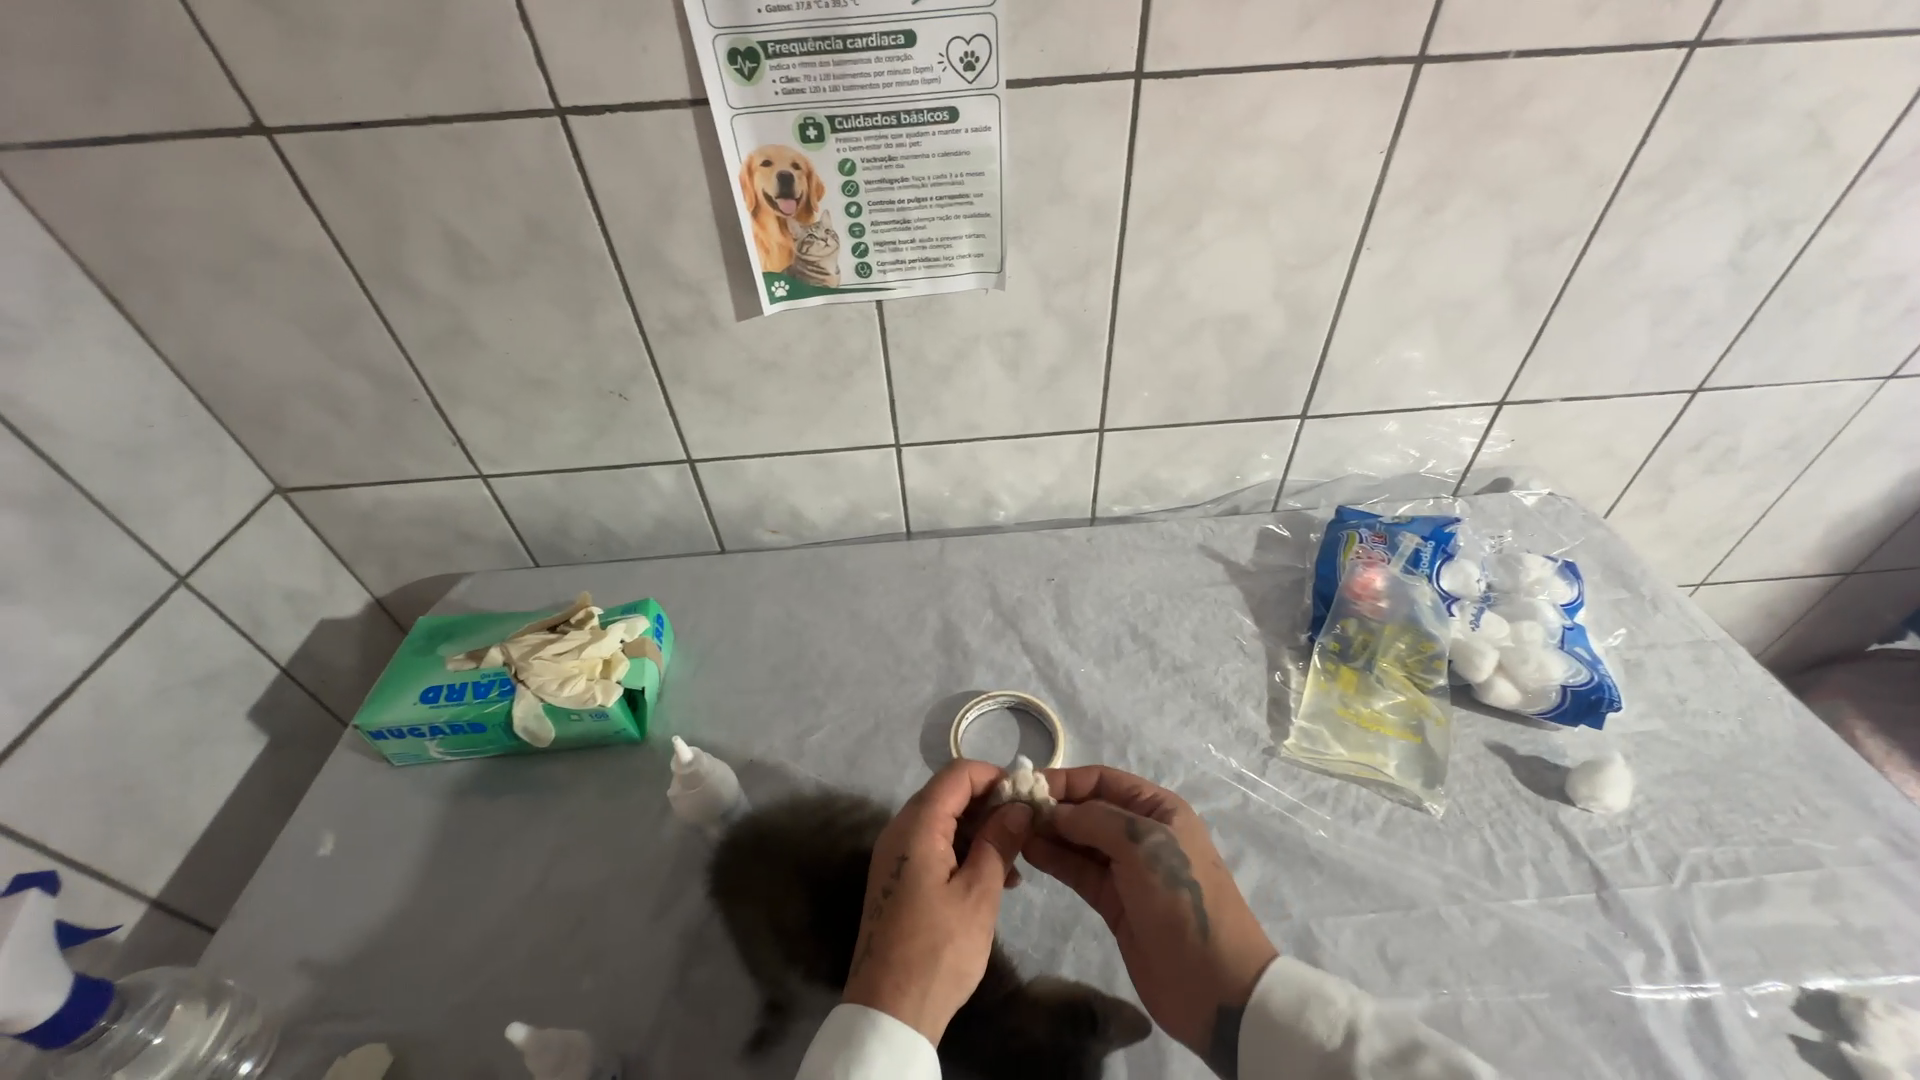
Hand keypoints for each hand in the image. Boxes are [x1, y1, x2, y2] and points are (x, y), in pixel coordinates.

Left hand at [842, 760, 1035, 1042]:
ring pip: (944, 822)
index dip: (994, 776)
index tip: (1027, 797)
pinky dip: (964, 852)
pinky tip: (997, 877)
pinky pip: (935, 847)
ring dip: (980, 831)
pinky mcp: (899, 879)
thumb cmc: (939, 949)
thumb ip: (999, 841)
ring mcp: (896, 856)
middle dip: (990, 804)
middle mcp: (900, 830)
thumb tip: (1018, 805)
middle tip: (1028, 828)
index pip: (957, 774)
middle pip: (948, 795)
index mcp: (916, 826)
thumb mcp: (979, 893)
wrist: (890, 1011)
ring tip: (1018, 860)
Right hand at [1023, 766, 1278, 1074]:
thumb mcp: (1142, 845)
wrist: (1214, 985)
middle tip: (1008, 811)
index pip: (1102, 780)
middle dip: (1051, 806)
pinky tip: (1027, 852)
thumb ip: (1094, 819)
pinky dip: (1054, 859)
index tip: (1024, 786)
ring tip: (1010, 830)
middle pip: (1087, 808)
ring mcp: (1126, 869)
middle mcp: (1141, 832)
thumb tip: (1052, 810)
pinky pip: (1078, 870)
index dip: (1065, 780)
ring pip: (1078, 840)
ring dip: (1047, 833)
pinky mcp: (1113, 902)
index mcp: (1158, 809)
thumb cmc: (1181, 899)